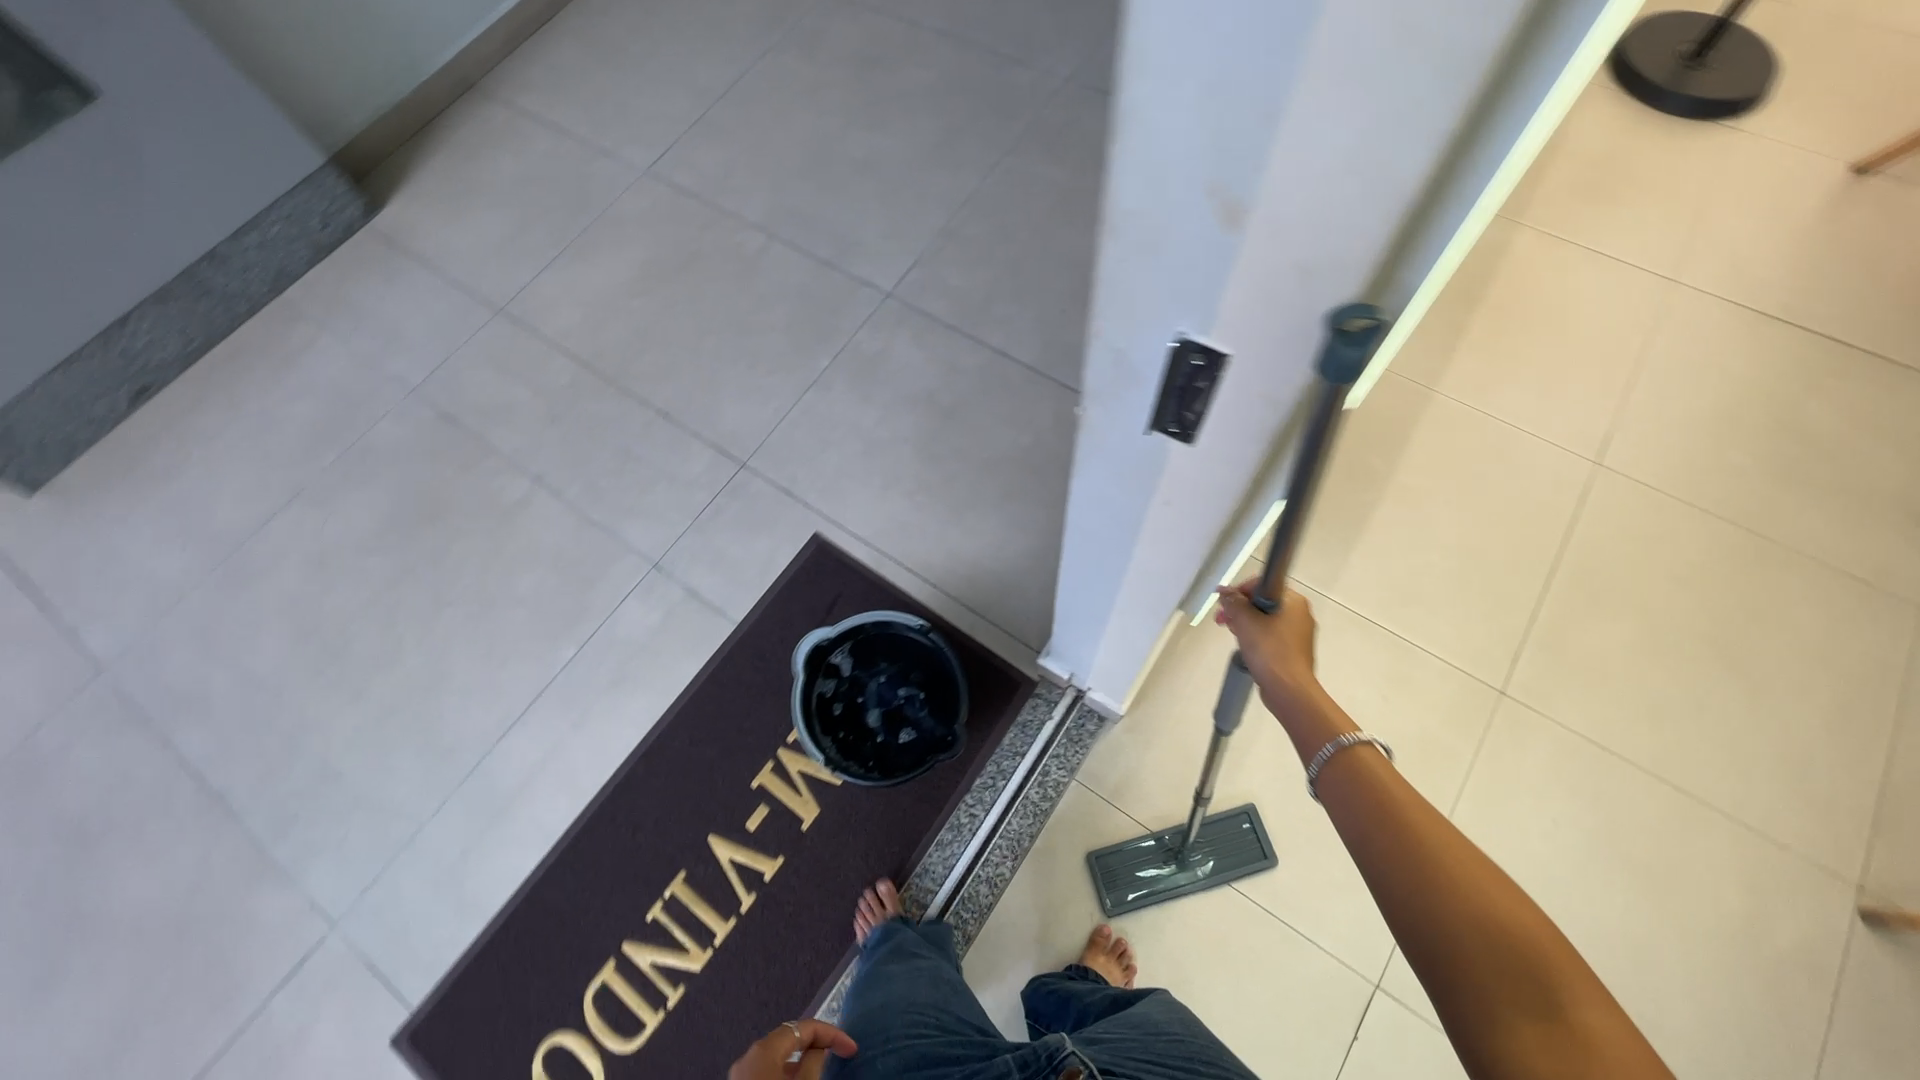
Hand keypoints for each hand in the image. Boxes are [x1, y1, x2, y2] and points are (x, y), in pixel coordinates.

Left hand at [727, 1019, 856, 1079]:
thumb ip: (814, 1063)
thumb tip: (817, 1050)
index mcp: (764, 1050)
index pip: (804, 1027)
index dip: (832, 1034)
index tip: (852, 1050)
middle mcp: (749, 1057)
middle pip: (789, 1038)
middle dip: (817, 1044)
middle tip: (840, 1054)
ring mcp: (741, 1075)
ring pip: (777, 1057)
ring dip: (802, 1060)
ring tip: (823, 1071)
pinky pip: (768, 1072)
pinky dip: (787, 1074)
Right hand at [1213, 583, 1320, 716]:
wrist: (1288, 688)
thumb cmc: (1268, 650)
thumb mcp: (1245, 621)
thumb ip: (1233, 602)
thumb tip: (1224, 591)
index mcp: (1293, 600)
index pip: (1262, 584)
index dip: (1239, 591)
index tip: (1223, 604)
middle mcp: (1300, 613)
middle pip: (1263, 602)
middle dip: (1240, 609)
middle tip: (1222, 620)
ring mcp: (1299, 633)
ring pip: (1266, 619)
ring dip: (1246, 623)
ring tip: (1233, 635)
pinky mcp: (1295, 650)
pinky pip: (1272, 636)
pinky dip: (1257, 637)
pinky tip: (1246, 647)